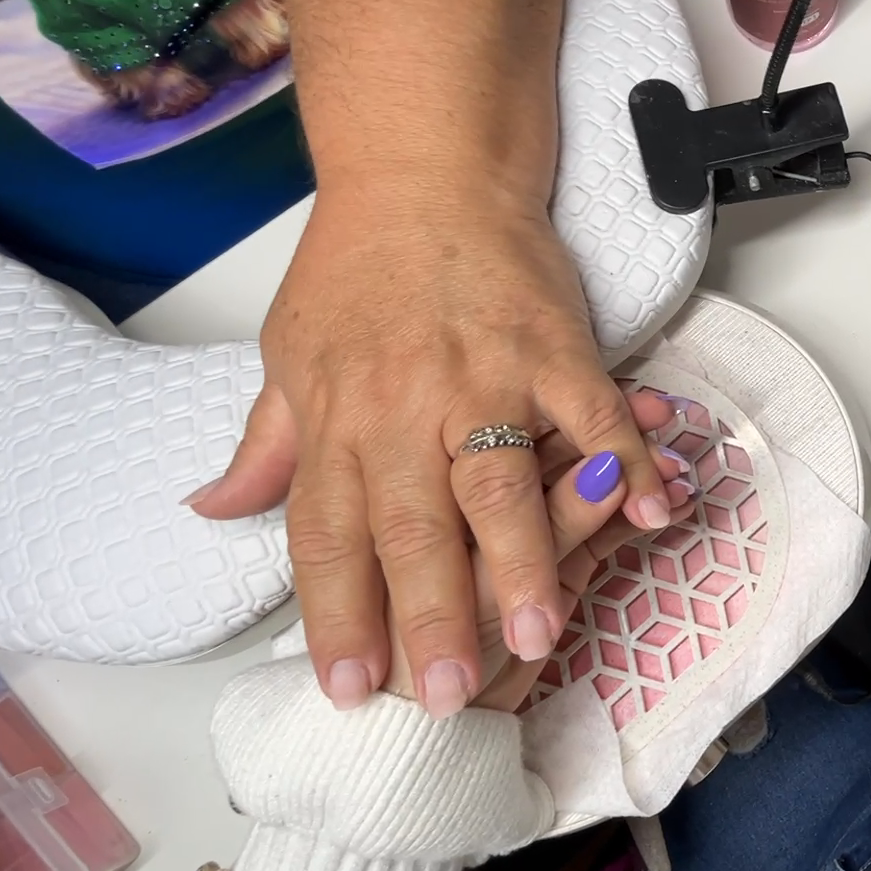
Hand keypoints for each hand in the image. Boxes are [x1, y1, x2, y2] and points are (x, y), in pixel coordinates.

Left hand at [188, 185, 674, 719]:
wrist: (429, 179)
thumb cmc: (365, 266)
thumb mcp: (292, 351)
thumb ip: (270, 440)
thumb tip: (218, 509)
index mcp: (341, 415)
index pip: (329, 534)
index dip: (340, 614)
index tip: (355, 687)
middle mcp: (407, 406)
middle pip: (414, 525)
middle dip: (431, 614)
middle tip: (448, 692)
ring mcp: (488, 376)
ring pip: (503, 484)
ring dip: (526, 563)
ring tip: (540, 634)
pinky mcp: (557, 349)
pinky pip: (596, 417)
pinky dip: (628, 466)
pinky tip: (653, 516)